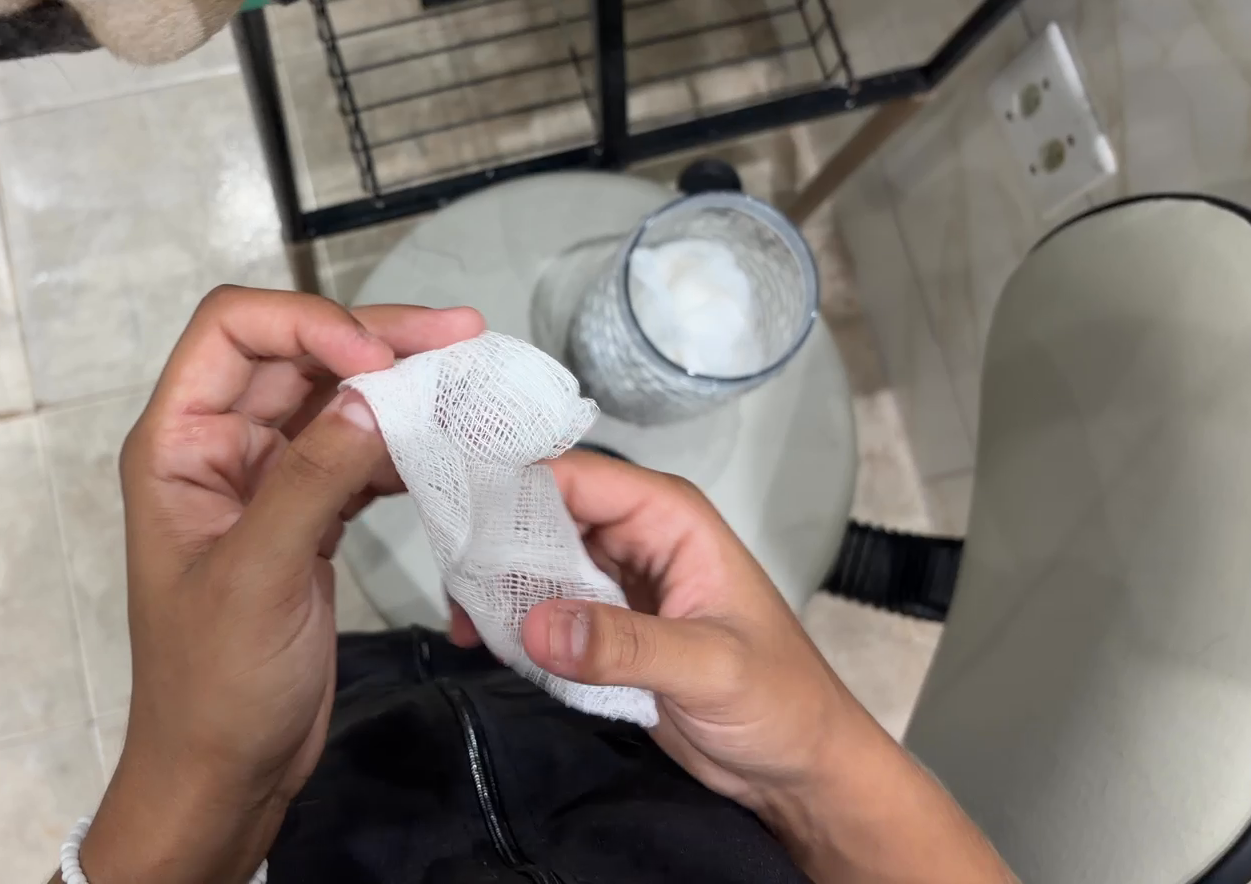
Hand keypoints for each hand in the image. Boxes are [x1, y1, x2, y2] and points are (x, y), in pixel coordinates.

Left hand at [82, 286, 481, 882]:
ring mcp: (271, 469)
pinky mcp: (312, 502)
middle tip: (459, 334)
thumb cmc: (216, 683)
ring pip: (337, 394)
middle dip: (376, 338)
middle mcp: (224, 438)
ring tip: (467, 373)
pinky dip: (404, 436)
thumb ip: (311, 477)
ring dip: (400, 380)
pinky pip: (360, 446)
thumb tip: (377, 394)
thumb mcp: (257, 577)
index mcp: (180, 439)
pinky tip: (448, 437)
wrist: (228, 771)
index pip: (235, 328)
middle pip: (299, 351)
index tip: (380, 364)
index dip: (307, 323)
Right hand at [505, 451, 1013, 882]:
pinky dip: (511, 616)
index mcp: (665, 514)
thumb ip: (626, 645)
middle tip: (451, 578)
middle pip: (545, 512)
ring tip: (461, 617)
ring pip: (535, 556)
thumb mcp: (711, 668)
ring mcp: (611, 576)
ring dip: (497, 582)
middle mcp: (631, 532)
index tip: (458, 517)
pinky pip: (541, 600)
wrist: (799, 772)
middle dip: (495, 540)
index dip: (516, 486)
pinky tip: (484, 638)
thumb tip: (535, 625)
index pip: (576, 477)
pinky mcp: (598, 619)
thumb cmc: (780, 701)